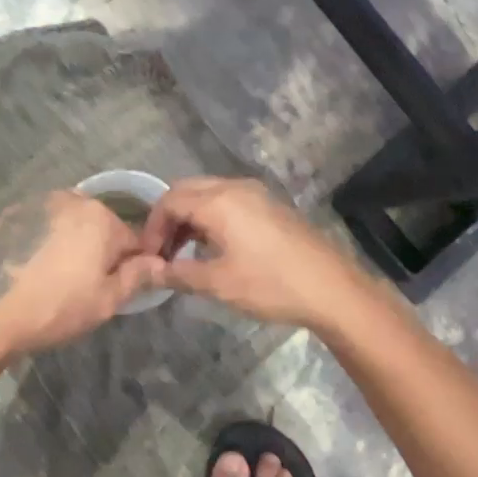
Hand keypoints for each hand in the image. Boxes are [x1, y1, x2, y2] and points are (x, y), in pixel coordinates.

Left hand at [0, 191, 166, 357]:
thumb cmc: (56, 308)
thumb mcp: (106, 301)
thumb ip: (136, 276)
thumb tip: (160, 262)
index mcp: (100, 217)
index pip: (133, 239)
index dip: (130, 266)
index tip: (116, 289)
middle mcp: (70, 200)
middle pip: (99, 226)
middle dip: (98, 251)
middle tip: (83, 287)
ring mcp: (35, 204)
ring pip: (67, 225)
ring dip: (69, 246)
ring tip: (55, 280)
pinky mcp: (8, 216)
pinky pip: (39, 228)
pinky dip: (41, 244)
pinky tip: (31, 271)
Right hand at [138, 177, 371, 327]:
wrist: (331, 288)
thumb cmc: (270, 284)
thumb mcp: (217, 283)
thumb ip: (178, 273)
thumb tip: (149, 271)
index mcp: (218, 201)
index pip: (169, 201)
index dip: (152, 227)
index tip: (146, 256)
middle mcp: (235, 187)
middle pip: (186, 191)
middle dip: (168, 219)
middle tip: (160, 252)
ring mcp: (256, 194)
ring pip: (208, 195)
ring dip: (189, 218)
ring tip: (181, 253)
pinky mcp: (270, 206)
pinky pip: (228, 202)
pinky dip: (210, 218)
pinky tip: (211, 248)